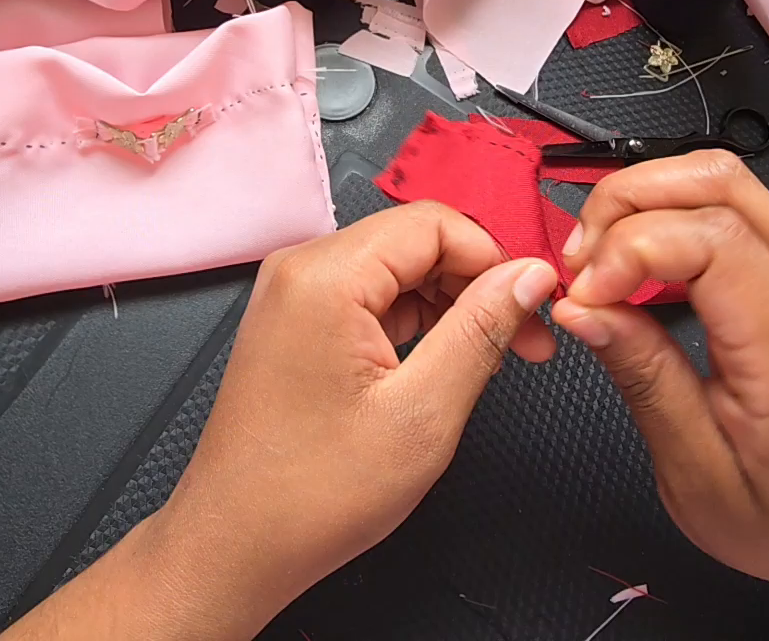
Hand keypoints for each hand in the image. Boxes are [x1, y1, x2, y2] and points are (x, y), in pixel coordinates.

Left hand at [140, 203, 558, 636]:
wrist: (234, 545)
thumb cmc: (315, 494)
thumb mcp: (422, 414)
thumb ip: (481, 330)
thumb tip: (530, 275)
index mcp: (326, 274)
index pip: (434, 223)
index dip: (494, 258)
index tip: (534, 306)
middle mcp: (303, 265)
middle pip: (416, 240)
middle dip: (477, 282)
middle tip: (526, 338)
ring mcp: (296, 289)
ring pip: (398, 265)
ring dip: (451, 301)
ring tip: (491, 355)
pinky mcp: (298, 315)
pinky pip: (371, 292)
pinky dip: (416, 317)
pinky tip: (445, 356)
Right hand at [549, 152, 768, 603]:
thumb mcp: (696, 475)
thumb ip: (643, 379)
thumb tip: (581, 308)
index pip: (718, 242)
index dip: (634, 248)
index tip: (585, 292)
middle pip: (721, 184)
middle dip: (627, 201)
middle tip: (580, 261)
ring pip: (720, 178)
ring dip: (640, 198)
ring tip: (597, 256)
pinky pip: (719, 202)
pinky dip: (657, 210)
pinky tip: (627, 256)